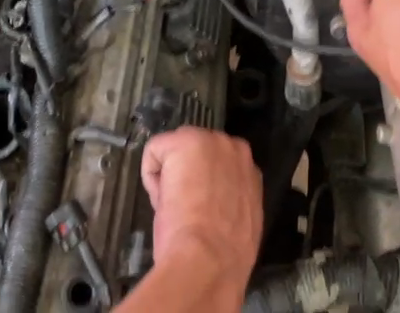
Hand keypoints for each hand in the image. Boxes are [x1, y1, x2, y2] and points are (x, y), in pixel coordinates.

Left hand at [140, 128, 261, 278]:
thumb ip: (234, 203)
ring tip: (172, 205)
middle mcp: (233, 148)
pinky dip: (150, 173)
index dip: (205, 186)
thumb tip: (221, 208)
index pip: (220, 167)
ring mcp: (209, 140)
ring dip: (171, 172)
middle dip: (189, 172)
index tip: (199, 208)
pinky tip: (160, 199)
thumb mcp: (243, 225)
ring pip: (177, 147)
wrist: (207, 258)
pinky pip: (156, 149)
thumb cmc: (223, 254)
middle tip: (183, 205)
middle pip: (199, 151)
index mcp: (248, 171)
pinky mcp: (183, 140)